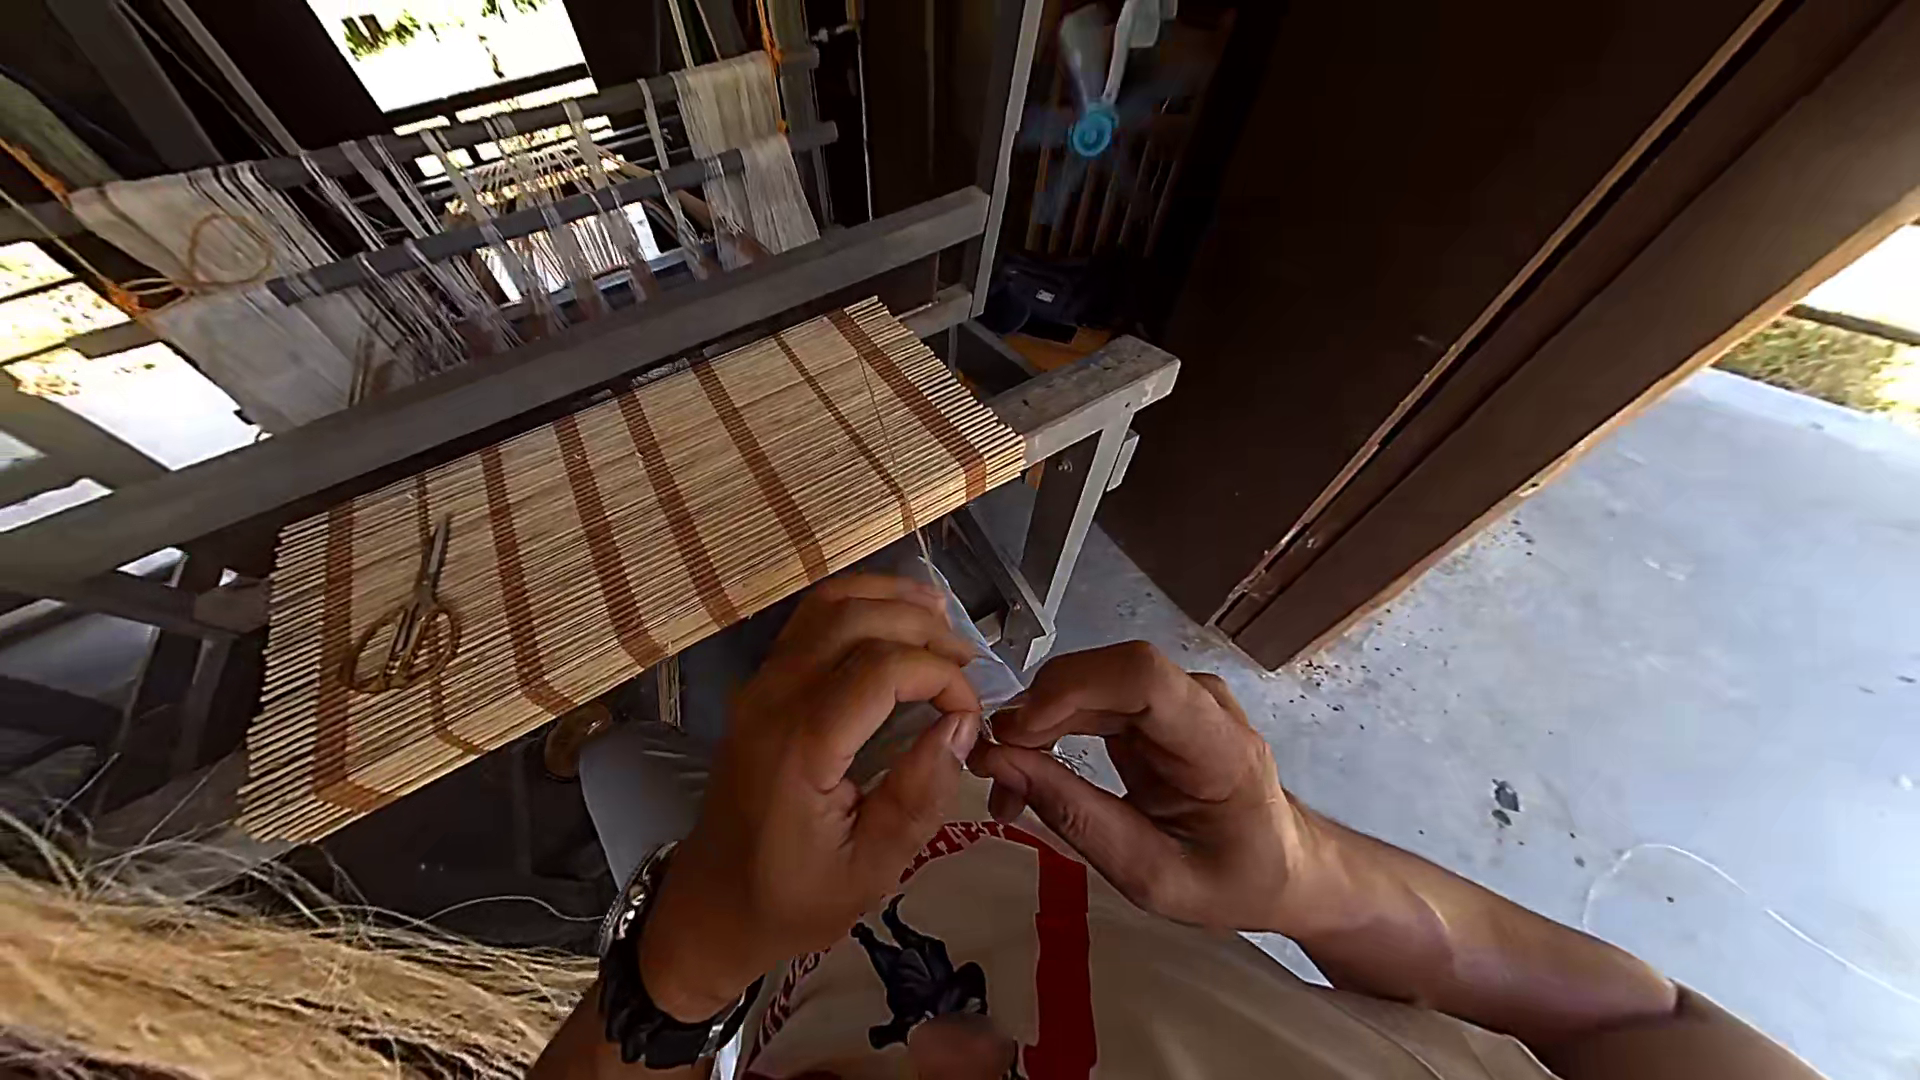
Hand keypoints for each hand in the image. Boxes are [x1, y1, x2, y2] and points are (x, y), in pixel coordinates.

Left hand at [637, 575, 983, 1020]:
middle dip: (922, 628)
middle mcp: (774, 698)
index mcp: (799, 748)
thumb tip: (962, 725)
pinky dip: (861, 600)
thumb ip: (919, 796)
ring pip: (830, 603)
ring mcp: (762, 681)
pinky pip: (813, 617)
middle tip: (967, 658)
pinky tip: (895, 612)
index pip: (880, 671)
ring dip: (891, 599)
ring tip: (940, 615)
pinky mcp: (764, 679)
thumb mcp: (869, 872)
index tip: (969, 710)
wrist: (710, 902)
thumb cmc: (791, 897)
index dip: (938, 676)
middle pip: (855, 620)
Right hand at [968, 641, 1318, 933]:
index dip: (1070, 689)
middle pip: (1103, 671)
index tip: (1015, 734)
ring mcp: (1175, 693)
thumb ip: (1075, 816)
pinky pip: (1088, 696)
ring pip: (1086, 679)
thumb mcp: (1152, 876)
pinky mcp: (1152, 700)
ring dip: (1035, 721)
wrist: (1280, 863)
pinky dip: (1049, 725)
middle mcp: (1198, 699)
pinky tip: (1029, 763)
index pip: (1142, 677)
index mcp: (1219, 744)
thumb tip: (997, 761)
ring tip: (1005, 779)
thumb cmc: (1231, 879)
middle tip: (994, 769)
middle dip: (1037, 711)